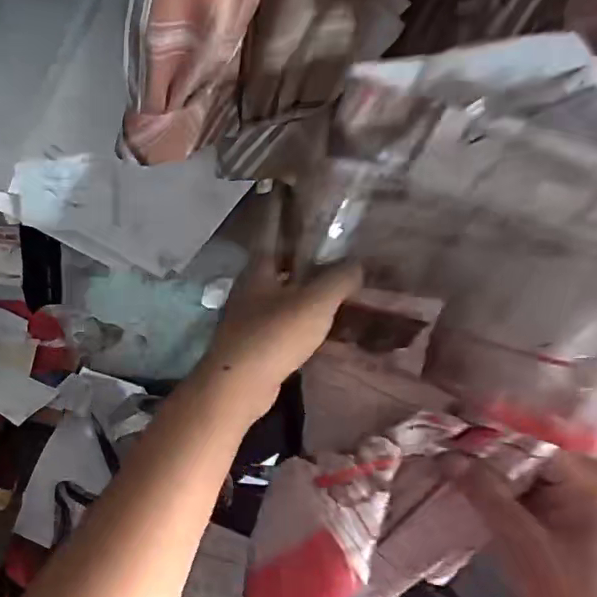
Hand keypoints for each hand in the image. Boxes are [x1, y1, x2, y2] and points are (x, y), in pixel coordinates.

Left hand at [196, 190, 361, 419]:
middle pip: (280, 267)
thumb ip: (338, 278)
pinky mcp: (254, 343)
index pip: (273, 235)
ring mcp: (248, 317)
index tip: (316, 212)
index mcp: (256, 271)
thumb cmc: (274, 335)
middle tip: (345, 254)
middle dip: (308, 261)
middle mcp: (248, 289)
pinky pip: (284, 323)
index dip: (292, 221)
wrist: (239, 384)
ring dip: (308, 293)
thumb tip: (356, 262)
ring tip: (344, 288)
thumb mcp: (315, 301)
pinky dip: (304, 320)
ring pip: (283, 297)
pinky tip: (326, 325)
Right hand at [449, 453, 596, 596]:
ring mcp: (578, 520)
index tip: (446, 437)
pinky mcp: (563, 540)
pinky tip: (464, 504)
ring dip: (487, 482)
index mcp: (591, 491)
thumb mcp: (520, 540)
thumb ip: (485, 493)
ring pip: (524, 487)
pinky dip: (496, 504)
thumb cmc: (569, 595)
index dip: (490, 440)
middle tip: (439, 455)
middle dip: (485, 459)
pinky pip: (525, 508)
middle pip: (529, 464)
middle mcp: (589, 498)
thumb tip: (448, 455)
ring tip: (443, 475)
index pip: (536, 447)